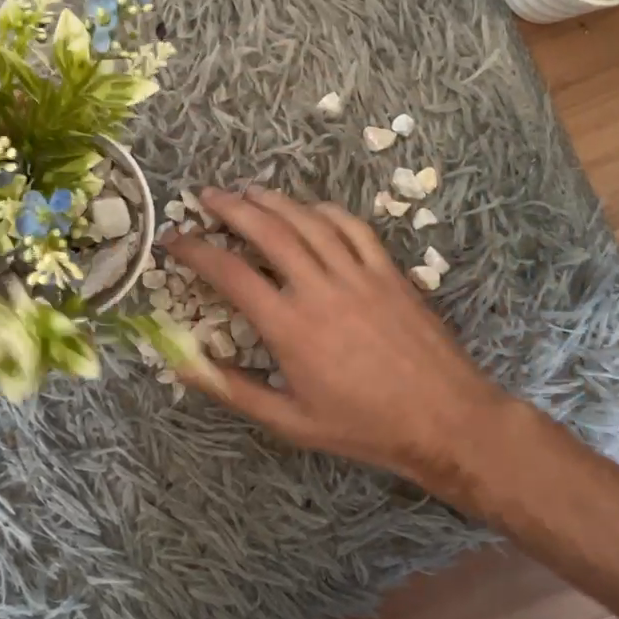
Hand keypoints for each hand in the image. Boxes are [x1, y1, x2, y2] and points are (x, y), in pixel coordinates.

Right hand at [166, 187, 509, 491]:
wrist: (445, 421)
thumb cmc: (363, 426)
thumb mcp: (289, 422)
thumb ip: (232, 389)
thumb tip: (181, 362)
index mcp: (289, 327)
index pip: (229, 273)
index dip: (195, 250)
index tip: (173, 238)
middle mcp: (320, 289)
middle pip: (267, 232)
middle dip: (231, 208)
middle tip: (206, 196)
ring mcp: (358, 275)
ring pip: (308, 222)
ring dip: (273, 201)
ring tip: (248, 191)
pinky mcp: (389, 273)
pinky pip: (353, 228)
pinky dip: (325, 211)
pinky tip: (310, 208)